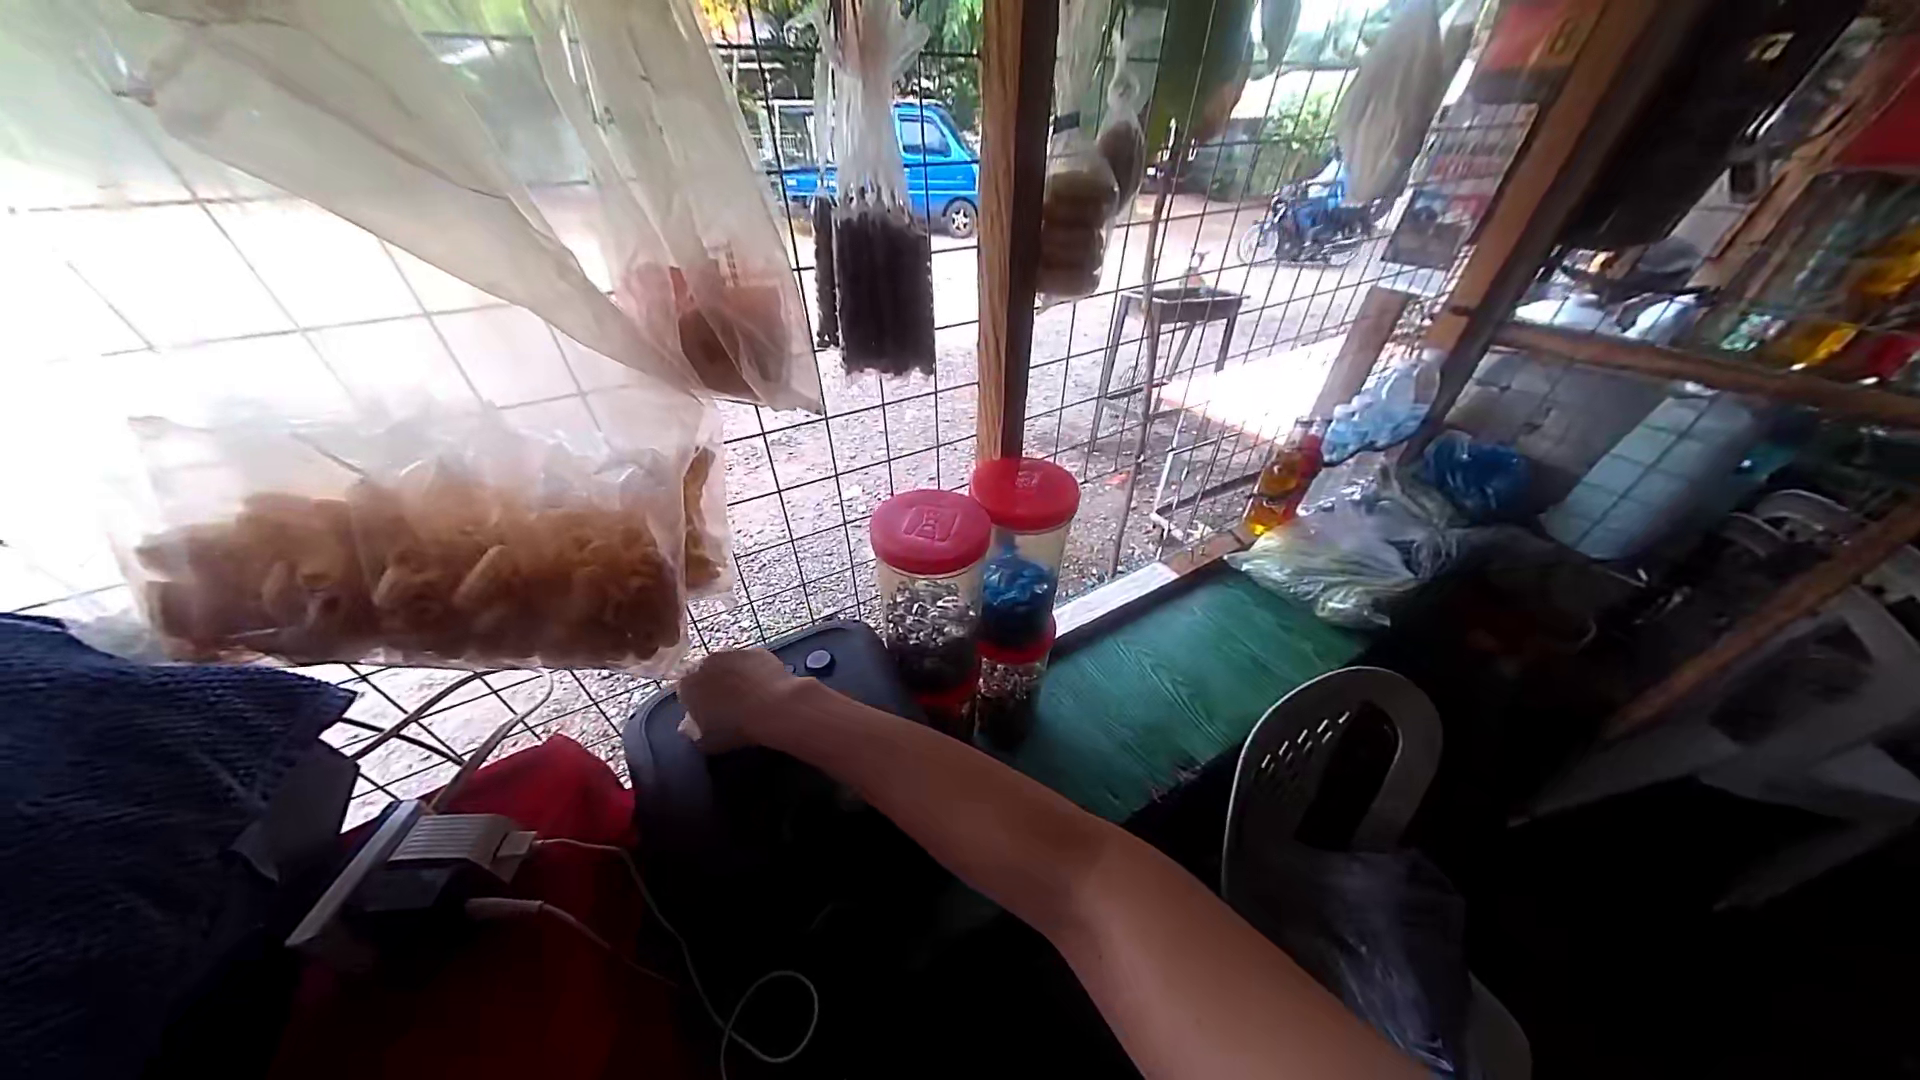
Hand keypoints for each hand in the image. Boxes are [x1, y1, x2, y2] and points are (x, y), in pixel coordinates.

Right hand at [675, 648, 799, 751]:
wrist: (774, 707)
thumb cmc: (736, 728)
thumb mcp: (707, 741)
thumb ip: (692, 732)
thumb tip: (689, 726)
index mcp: (689, 684)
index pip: (686, 691)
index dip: (697, 702)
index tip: (708, 712)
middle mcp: (707, 662)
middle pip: (707, 673)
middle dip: (715, 685)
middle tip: (729, 703)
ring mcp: (734, 653)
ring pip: (729, 664)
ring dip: (735, 676)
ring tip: (749, 695)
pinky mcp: (758, 651)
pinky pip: (752, 662)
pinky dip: (756, 671)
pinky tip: (765, 686)